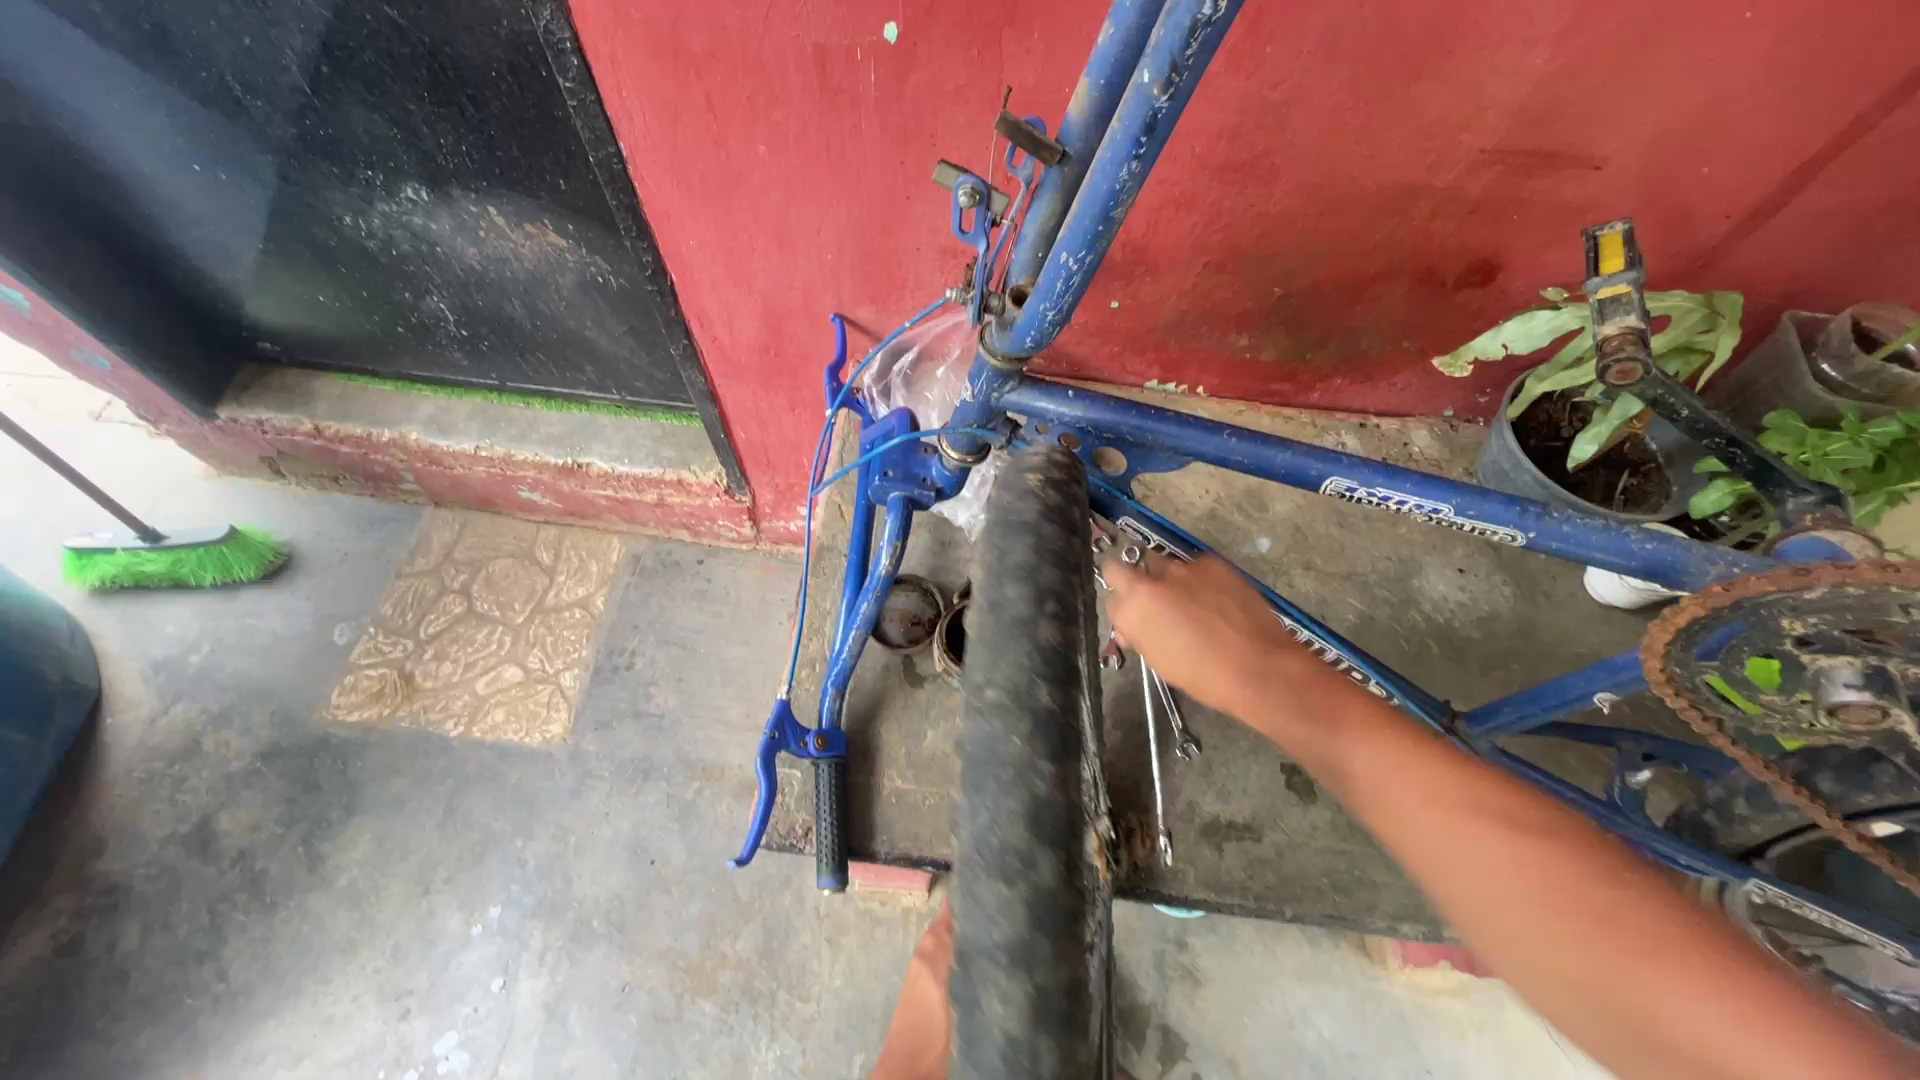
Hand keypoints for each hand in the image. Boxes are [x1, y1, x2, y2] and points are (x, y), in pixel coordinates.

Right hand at [1103, 554, 1333, 722]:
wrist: (1257, 665)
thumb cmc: (1203, 675)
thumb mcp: (1158, 660)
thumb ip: (1140, 633)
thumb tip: (1134, 625)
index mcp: (1133, 609)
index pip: (1110, 596)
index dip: (1122, 605)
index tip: (1133, 615)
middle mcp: (1151, 581)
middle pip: (1125, 568)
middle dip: (1132, 581)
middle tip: (1152, 600)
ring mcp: (1183, 568)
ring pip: (1162, 566)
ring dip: (1168, 580)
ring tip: (1191, 603)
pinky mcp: (1211, 562)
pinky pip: (1195, 567)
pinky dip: (1199, 579)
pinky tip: (1216, 599)